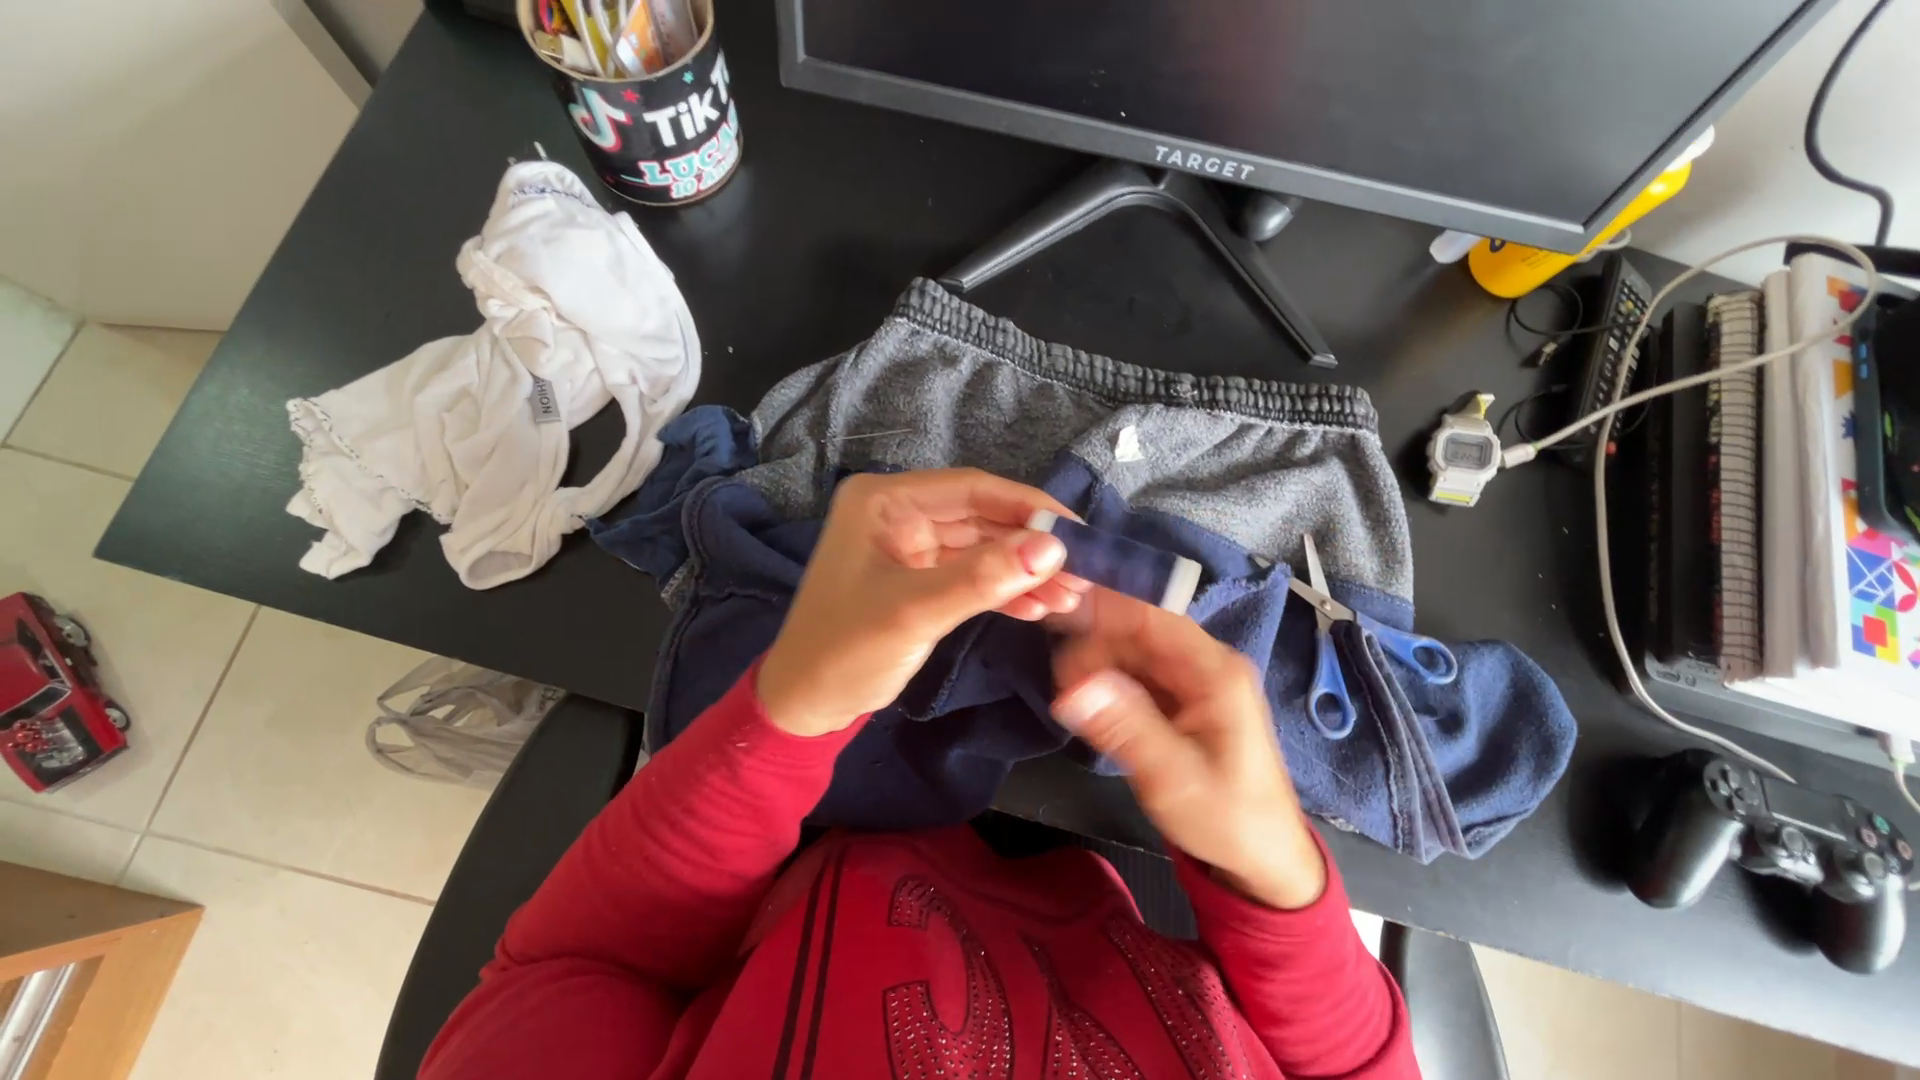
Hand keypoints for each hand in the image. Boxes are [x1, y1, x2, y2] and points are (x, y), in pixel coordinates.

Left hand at [757, 469, 1088, 736]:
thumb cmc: (845, 651)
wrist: (805, 706)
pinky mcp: (920, 577)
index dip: (1029, 507)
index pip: (972, 489)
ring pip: (983, 547)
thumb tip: (1053, 548)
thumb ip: (984, 578)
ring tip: (1074, 597)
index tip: (1080, 531)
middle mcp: (899, 512)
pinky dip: (1005, 589)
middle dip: (1033, 546)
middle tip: (1086, 572)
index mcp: (884, 501)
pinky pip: (973, 573)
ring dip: (1026, 571)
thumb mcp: (915, 612)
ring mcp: (910, 545)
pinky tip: (1042, 607)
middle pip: (983, 517)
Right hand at [1051, 590, 1326, 908]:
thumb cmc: (1228, 819)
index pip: (1152, 617)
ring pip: (1133, 651)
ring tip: (1065, 691)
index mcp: (1215, 672)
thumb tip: (1073, 688)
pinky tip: (1084, 698)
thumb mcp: (1173, 778)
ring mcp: (1194, 681)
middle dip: (1094, 642)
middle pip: (1139, 631)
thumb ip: (1125, 729)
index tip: (1056, 617)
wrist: (1263, 860)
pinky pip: (1137, 674)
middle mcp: (1206, 665)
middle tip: (1057, 678)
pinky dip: (1108, 680)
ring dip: (1097, 662)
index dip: (1103, 610)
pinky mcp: (1182, 700)